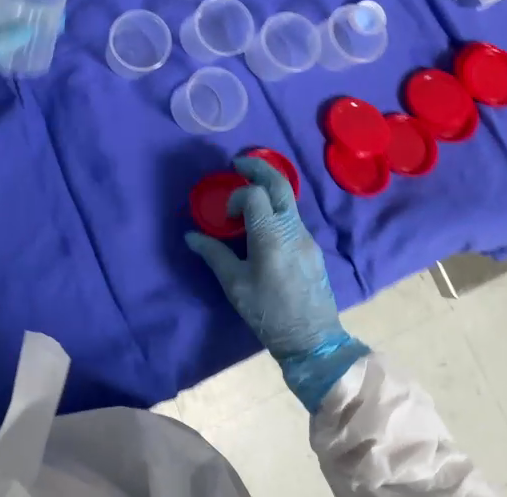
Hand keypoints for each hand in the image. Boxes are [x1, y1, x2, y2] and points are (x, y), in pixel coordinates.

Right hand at [186, 155, 369, 411]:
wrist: (314, 342)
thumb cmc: (270, 314)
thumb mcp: (235, 286)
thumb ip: (214, 255)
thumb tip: (191, 236)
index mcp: (271, 236)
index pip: (255, 194)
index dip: (236, 197)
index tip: (226, 216)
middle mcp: (292, 229)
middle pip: (279, 183)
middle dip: (258, 168)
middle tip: (238, 164)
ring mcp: (306, 237)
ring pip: (288, 199)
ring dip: (268, 189)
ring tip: (248, 194)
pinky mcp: (312, 247)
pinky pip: (292, 217)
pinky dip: (276, 209)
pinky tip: (263, 226)